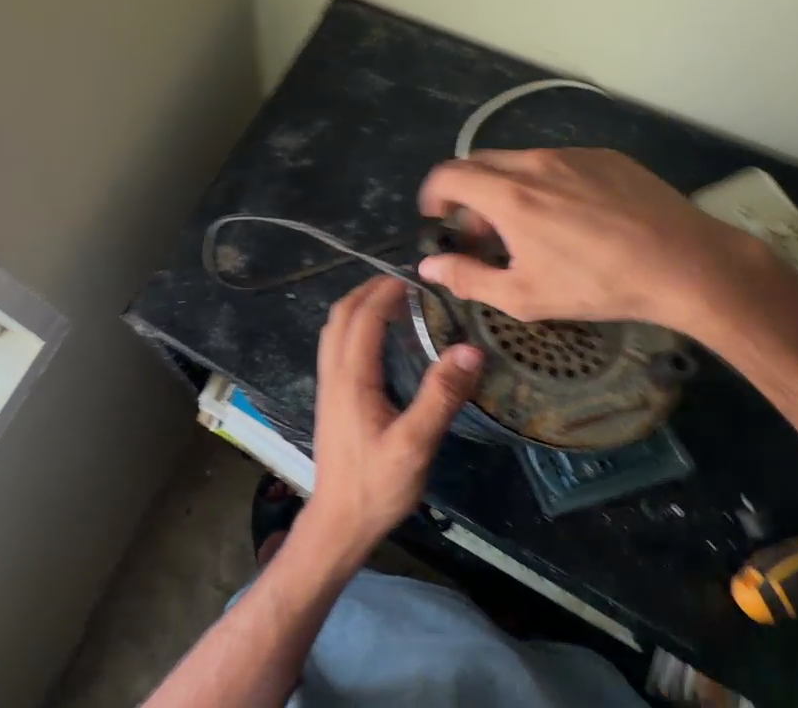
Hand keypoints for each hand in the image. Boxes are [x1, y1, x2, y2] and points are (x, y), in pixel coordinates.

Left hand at [303, 277, 482, 559]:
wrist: (338, 521)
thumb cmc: (376, 486)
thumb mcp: (416, 444)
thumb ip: (441, 396)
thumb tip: (469, 350)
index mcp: (351, 378)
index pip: (362, 318)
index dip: (385, 291)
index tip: (414, 276)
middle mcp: (333, 375)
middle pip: (340, 316)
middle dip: (368, 291)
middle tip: (404, 282)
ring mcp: (328, 387)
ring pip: (334, 331)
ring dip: (358, 308)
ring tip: (393, 302)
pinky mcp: (332, 400)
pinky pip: (337, 348)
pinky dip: (355, 329)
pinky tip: (380, 341)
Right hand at [417, 148, 772, 338]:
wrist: (686, 265)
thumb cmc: (597, 285)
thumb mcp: (523, 297)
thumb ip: (467, 278)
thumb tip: (428, 268)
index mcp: (508, 195)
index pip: (448, 175)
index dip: (433, 195)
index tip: (439, 219)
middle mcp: (534, 163)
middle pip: (478, 162)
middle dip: (467, 193)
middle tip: (482, 232)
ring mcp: (572, 156)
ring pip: (519, 161)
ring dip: (506, 187)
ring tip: (529, 227)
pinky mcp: (605, 157)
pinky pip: (558, 162)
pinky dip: (545, 183)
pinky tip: (573, 218)